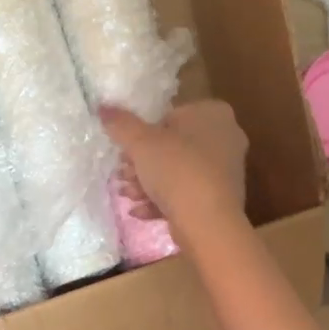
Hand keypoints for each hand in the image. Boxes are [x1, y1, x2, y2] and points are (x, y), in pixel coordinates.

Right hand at [101, 101, 248, 232]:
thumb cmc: (176, 170)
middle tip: (121, 176)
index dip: (143, 136)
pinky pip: (186, 195)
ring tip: (126, 195)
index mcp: (212, 113)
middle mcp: (226, 137)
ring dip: (148, 185)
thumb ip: (121, 125)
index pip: (170, 117)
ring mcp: (225, 171)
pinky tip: (139, 212)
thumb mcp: (141, 143)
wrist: (206, 221)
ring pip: (178, 174)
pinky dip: (162, 202)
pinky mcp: (219, 200)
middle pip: (173, 148)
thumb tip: (102, 107)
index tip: (125, 153)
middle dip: (143, 164)